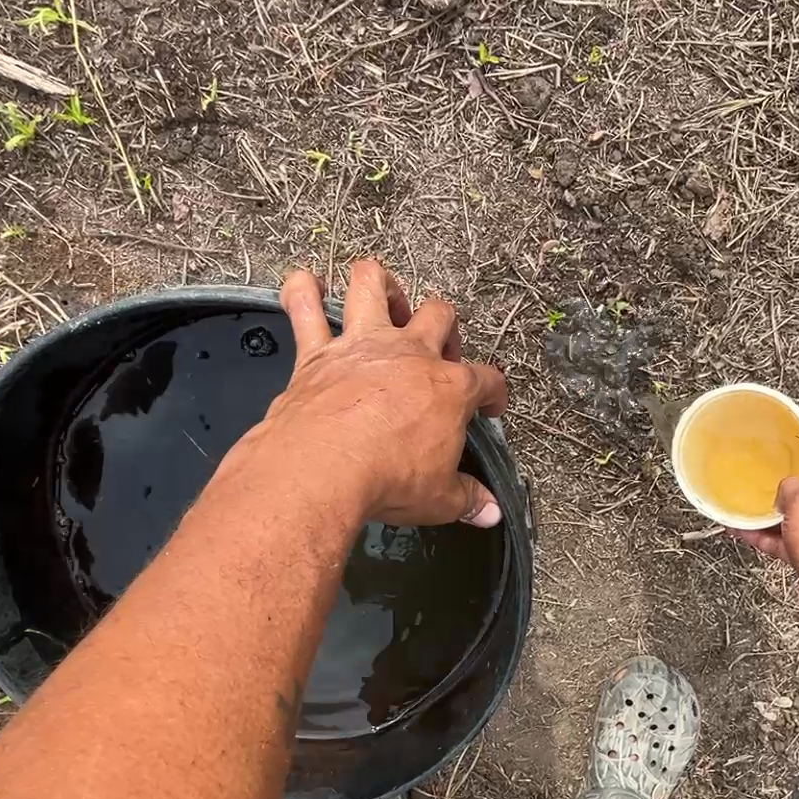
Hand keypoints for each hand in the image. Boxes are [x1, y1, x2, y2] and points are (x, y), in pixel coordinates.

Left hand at [261, 261, 507, 526]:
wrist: (324, 469)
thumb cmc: (392, 481)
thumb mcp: (441, 499)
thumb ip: (469, 499)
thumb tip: (493, 513)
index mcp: (451, 388)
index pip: (488, 379)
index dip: (495, 393)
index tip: (492, 407)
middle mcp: (411, 354)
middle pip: (440, 314)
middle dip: (446, 328)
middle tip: (439, 354)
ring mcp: (363, 346)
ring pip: (374, 284)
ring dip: (382, 285)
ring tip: (386, 301)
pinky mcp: (316, 352)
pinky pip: (304, 306)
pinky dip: (303, 291)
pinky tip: (306, 286)